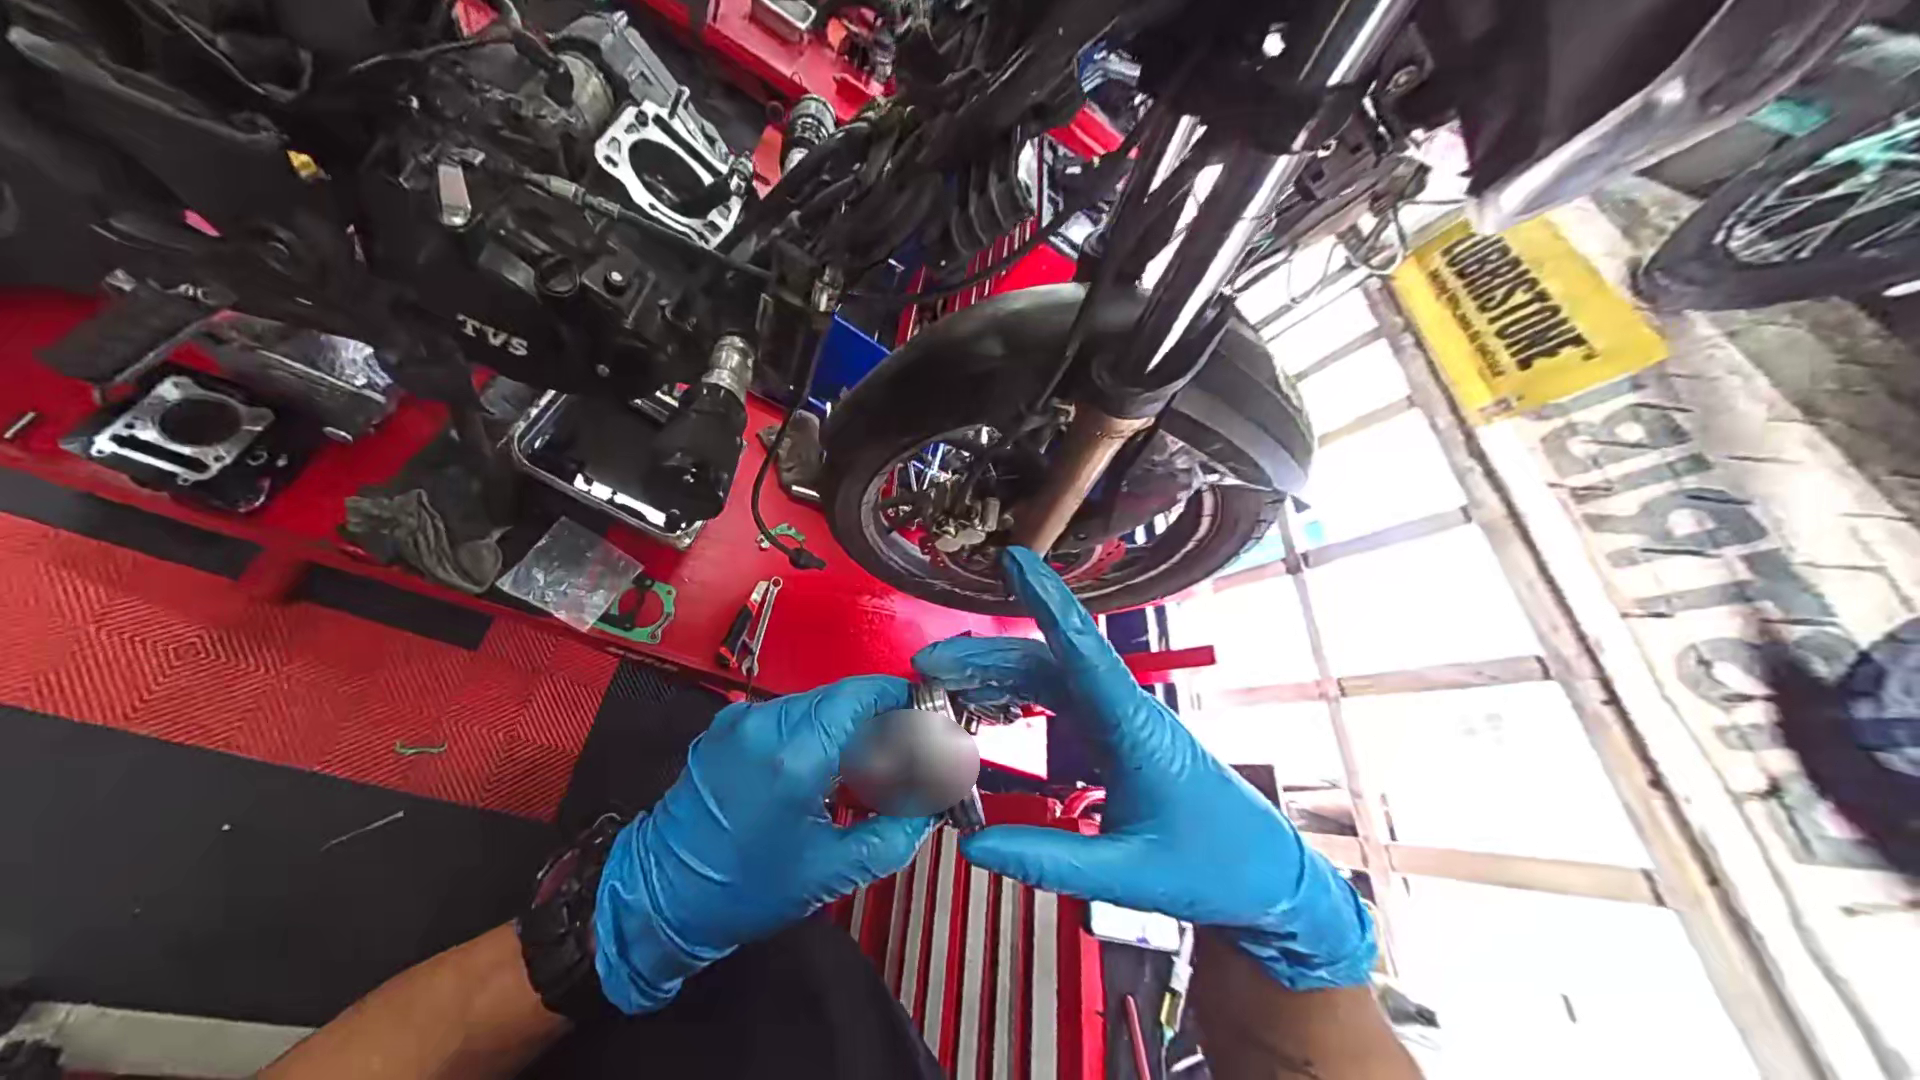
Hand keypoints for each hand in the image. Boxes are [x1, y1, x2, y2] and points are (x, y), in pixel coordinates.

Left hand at [593, 677, 936, 1013]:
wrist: (658, 897)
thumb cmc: (743, 888)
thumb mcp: (829, 871)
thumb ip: (893, 834)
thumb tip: (928, 807)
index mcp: (794, 753)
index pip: (863, 694)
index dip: (902, 699)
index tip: (924, 718)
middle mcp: (765, 722)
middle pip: (843, 696)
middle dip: (880, 718)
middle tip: (904, 751)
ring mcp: (741, 720)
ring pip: (817, 703)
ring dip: (849, 725)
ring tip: (865, 766)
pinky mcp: (727, 726)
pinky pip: (788, 714)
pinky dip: (817, 730)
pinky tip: (825, 767)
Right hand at [913, 547, 1375, 990]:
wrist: (1265, 874)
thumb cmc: (1214, 864)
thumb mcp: (1129, 873)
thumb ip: (1049, 859)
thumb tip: (976, 846)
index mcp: (1134, 725)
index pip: (1082, 648)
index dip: (1046, 599)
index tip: (1015, 559)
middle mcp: (1121, 709)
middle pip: (1043, 661)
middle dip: (984, 656)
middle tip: (929, 665)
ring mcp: (1115, 719)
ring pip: (1044, 677)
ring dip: (993, 675)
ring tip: (943, 684)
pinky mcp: (1110, 735)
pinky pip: (1053, 703)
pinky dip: (1014, 700)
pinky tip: (984, 707)